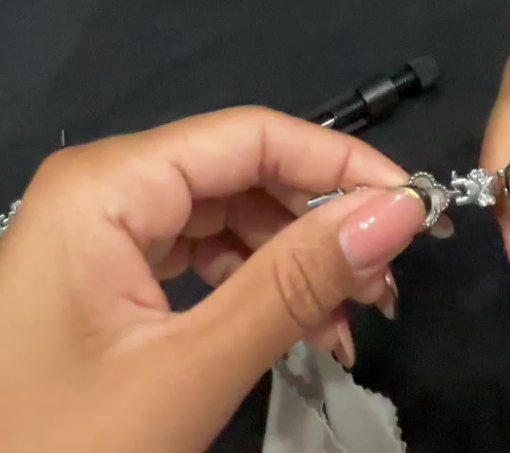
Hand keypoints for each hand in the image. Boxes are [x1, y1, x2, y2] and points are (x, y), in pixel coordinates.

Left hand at [0, 107, 431, 452]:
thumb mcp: (186, 373)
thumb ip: (293, 283)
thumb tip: (397, 210)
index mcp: (109, 181)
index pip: (250, 135)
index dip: (338, 162)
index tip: (414, 205)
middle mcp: (102, 186)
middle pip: (237, 174)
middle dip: (316, 222)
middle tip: (388, 283)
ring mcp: (96, 231)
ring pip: (220, 218)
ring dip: (289, 262)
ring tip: (349, 323)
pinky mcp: (97, 276)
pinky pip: (191, 258)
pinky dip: (247, 288)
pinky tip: (291, 331)